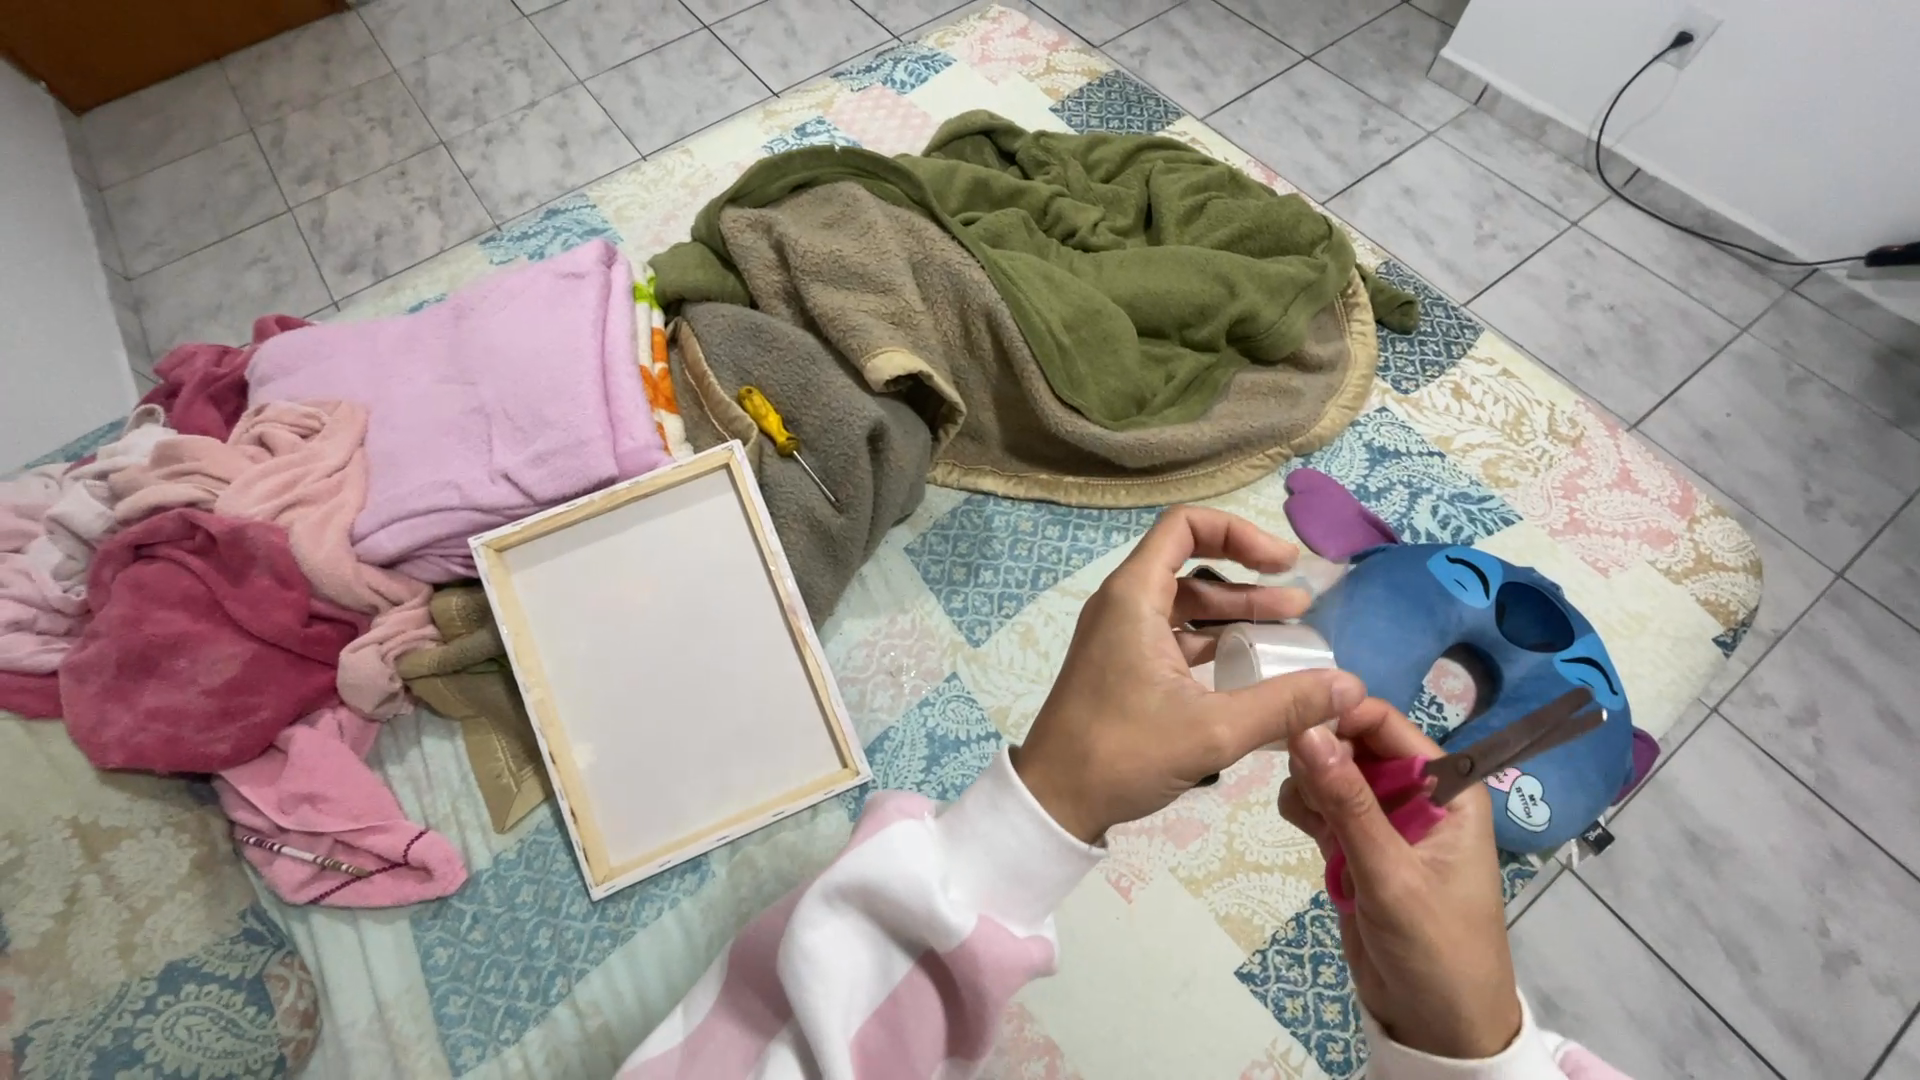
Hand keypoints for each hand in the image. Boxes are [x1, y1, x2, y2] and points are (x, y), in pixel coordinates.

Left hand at [1012, 506, 1365, 844]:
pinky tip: (1254, 669)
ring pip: (1184, 607)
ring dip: (1236, 615)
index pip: (1184, 526)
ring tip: (1294, 632)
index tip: (1283, 563)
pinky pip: (1174, 637)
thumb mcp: (1213, 729)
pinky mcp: (1122, 664)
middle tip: (1304, 603)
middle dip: (1250, 581)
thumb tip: (1351, 686)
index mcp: (1133, 596)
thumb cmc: (1123, 752)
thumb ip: (1285, 704)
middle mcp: (1123, 604)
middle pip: (1190, 567)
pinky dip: (1212, 643)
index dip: (1238, 532)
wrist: (1056, 798)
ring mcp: (1120, 635)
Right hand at [1278, 699, 1521, 1059]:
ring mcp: (1382, 818)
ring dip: (1308, 785)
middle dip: (1318, 757)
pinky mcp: (1355, 842)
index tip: (1292, 733)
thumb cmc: (1435, 950)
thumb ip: (1348, 802)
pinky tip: (1305, 832)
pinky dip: (1303, 808)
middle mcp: (1414, 793)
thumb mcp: (1391, 875)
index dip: (1339, 718)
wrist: (1435, 1027)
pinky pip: (1318, 802)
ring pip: (1327, 769)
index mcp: (1447, 789)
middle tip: (1307, 794)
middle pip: (1349, 741)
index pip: (1385, 724)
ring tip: (1311, 824)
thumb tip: (1304, 730)